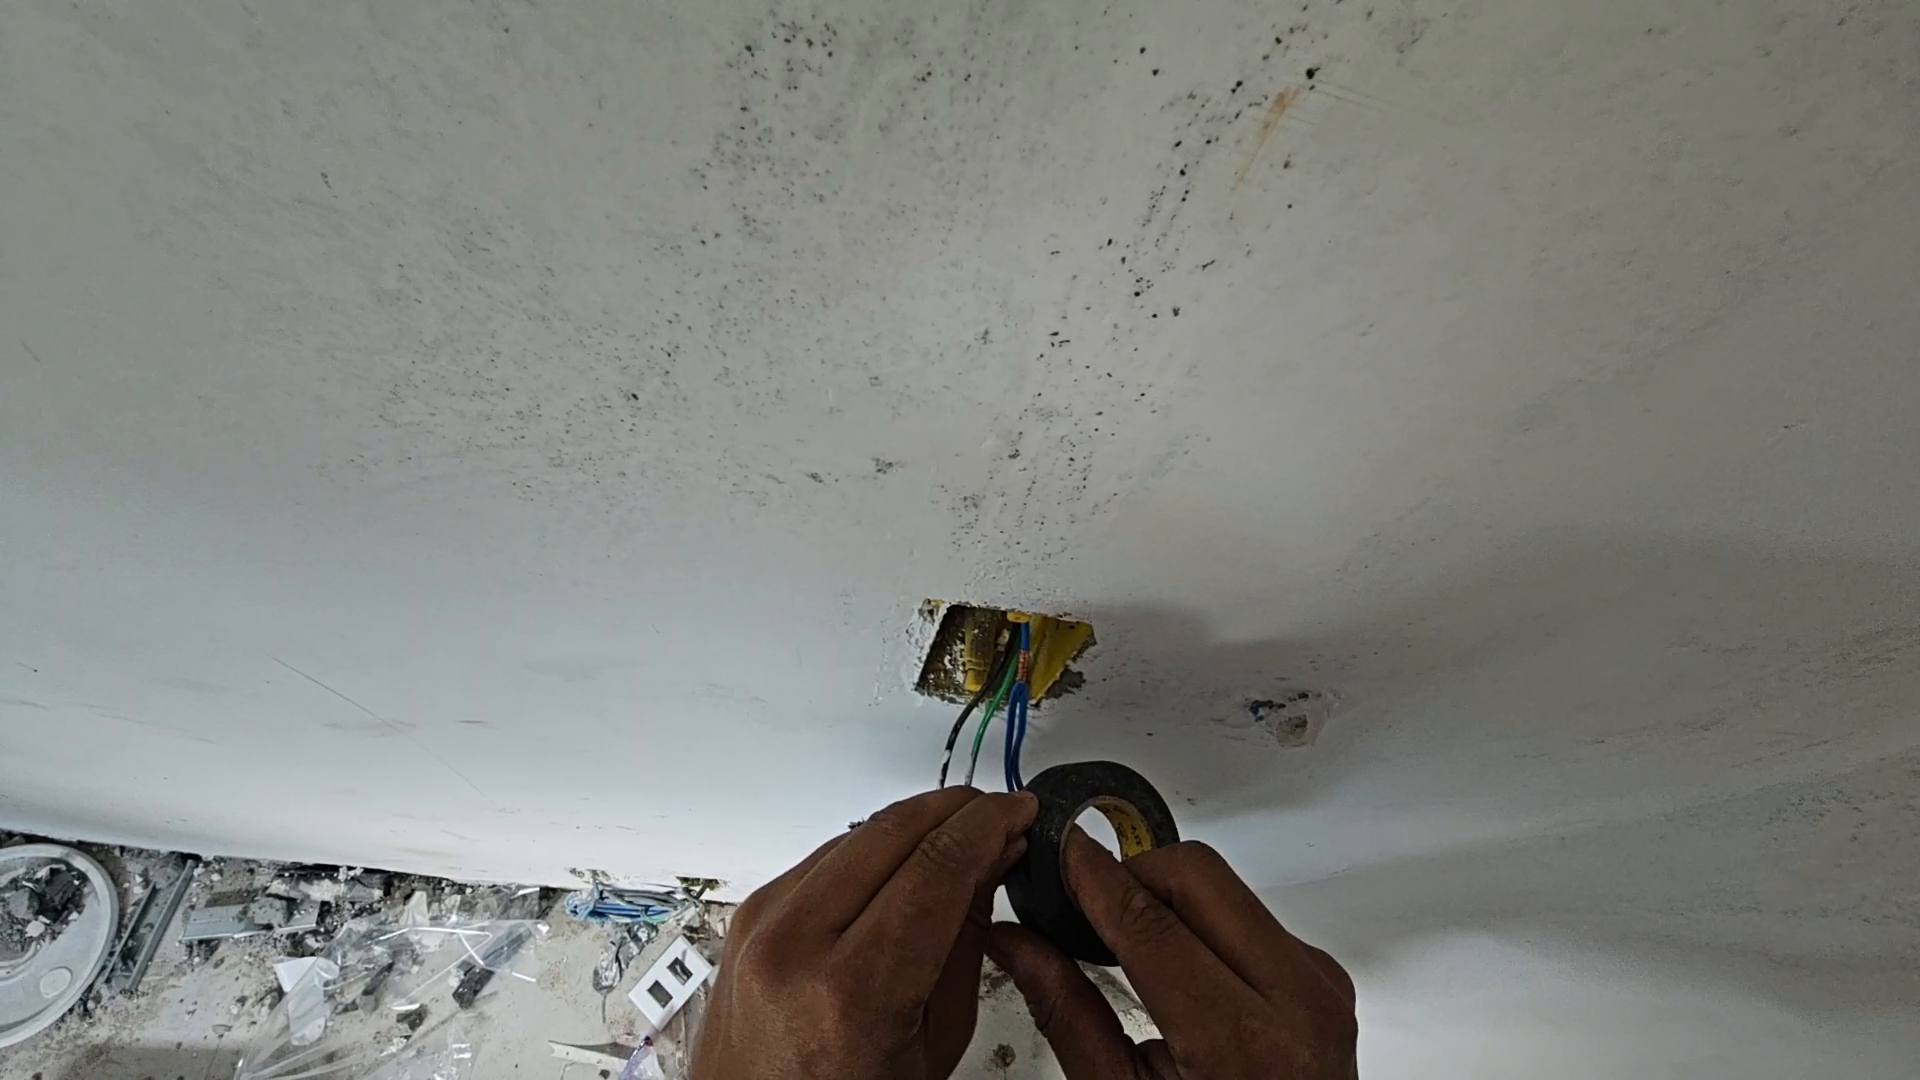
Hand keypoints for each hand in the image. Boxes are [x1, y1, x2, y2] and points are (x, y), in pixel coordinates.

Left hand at [693, 787, 1038, 1079]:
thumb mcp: (937, 1038)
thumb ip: (969, 934)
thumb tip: (995, 853)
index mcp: (850, 995)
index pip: (937, 866)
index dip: (988, 822)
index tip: (1018, 808)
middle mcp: (794, 946)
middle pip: (895, 829)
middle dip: (958, 808)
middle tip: (999, 812)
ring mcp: (765, 922)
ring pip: (863, 830)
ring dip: (920, 822)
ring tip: (961, 839)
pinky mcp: (755, 909)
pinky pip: (831, 852)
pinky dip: (879, 846)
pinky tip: (908, 859)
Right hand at [987, 829, 1355, 1078]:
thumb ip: (1069, 1015)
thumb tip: (1014, 940)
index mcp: (1247, 1049)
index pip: (1153, 926)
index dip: (1095, 877)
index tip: (1058, 850)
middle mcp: (1298, 1001)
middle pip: (1195, 873)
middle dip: (1130, 873)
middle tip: (1087, 906)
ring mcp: (1317, 980)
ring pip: (1219, 880)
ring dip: (1160, 890)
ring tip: (1123, 934)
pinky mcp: (1320, 969)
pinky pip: (1241, 905)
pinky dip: (1192, 911)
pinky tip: (1169, 952)